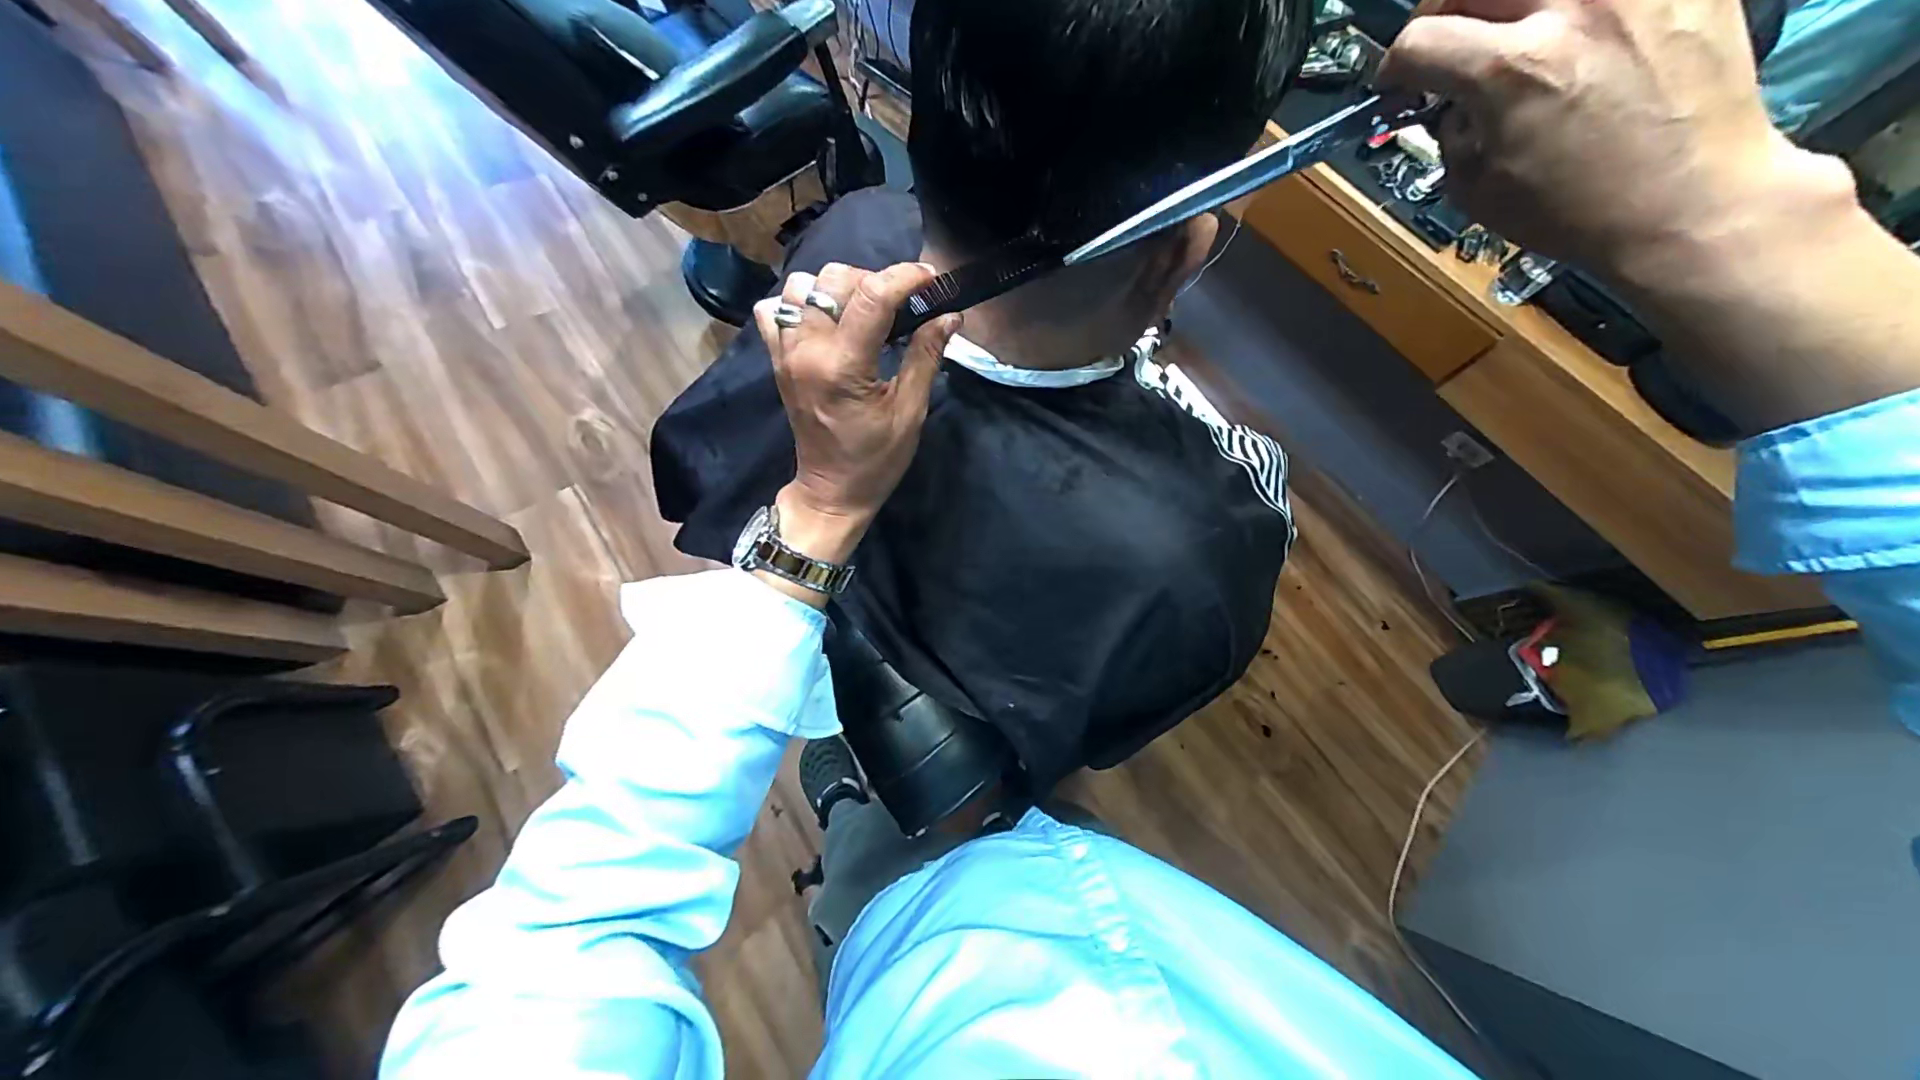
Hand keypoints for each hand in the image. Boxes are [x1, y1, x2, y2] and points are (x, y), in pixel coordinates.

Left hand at [751, 261, 962, 574]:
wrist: (830, 491)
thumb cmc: (876, 460)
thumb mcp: (910, 412)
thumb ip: (925, 356)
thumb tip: (949, 314)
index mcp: (843, 366)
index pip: (872, 296)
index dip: (906, 277)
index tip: (931, 278)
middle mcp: (807, 350)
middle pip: (835, 279)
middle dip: (874, 281)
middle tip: (898, 306)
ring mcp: (785, 353)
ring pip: (801, 286)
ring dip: (835, 289)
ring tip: (860, 312)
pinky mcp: (776, 359)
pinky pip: (774, 310)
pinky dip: (798, 305)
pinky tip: (823, 323)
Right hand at [1377, 0, 1847, 280]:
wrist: (1688, 200)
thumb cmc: (1573, 209)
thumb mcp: (1476, 187)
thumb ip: (1452, 130)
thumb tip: (1451, 97)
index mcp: (1510, 73)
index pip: (1419, 39)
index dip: (1395, 65)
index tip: (1400, 81)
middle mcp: (1574, 8)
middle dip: (1442, 10)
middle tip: (1447, 40)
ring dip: (1506, 3)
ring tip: (1510, 26)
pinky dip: (1572, 10)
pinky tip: (1575, 29)